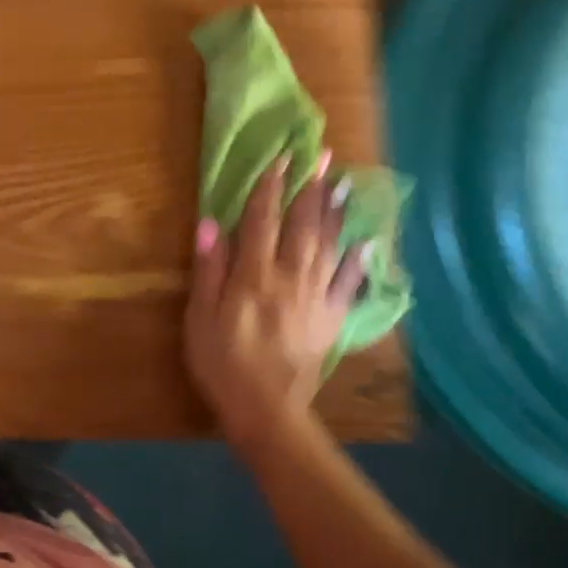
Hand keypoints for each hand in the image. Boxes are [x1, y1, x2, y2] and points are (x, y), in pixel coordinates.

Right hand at [186, 152, 366, 452]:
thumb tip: (211, 223)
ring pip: (329, 247)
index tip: (279, 158)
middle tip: (322, 156)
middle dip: (310, 189)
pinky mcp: (331, 319)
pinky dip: (360, 260)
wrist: (265, 411)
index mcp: (254, 277)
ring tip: (344, 184)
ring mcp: (316, 299)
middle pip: (303, 226)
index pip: (262, 221)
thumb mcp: (200, 316)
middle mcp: (290, 279)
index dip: (270, 188)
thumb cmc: (221, 361)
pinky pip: (350, 284)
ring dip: (336, 213)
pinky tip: (368, 241)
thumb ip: (209, 269)